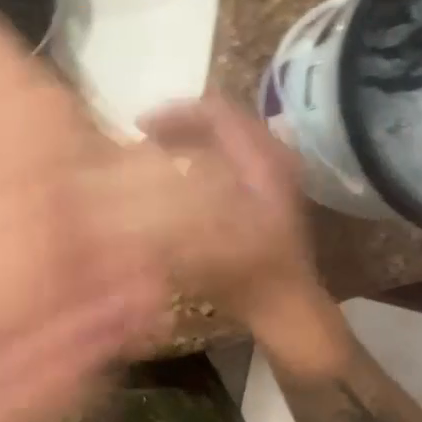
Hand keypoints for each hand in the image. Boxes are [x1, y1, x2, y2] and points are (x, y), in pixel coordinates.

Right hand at [137, 98, 351, 377]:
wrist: (286, 310)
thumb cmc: (246, 275)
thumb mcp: (202, 234)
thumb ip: (171, 194)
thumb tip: (134, 170)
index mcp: (263, 160)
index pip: (218, 112)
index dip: (176, 113)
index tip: (139, 127)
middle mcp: (274, 159)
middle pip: (223, 122)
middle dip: (180, 126)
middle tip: (143, 140)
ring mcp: (274, 178)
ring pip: (227, 143)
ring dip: (189, 144)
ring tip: (154, 156)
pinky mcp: (269, 197)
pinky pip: (231, 162)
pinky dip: (201, 163)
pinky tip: (177, 182)